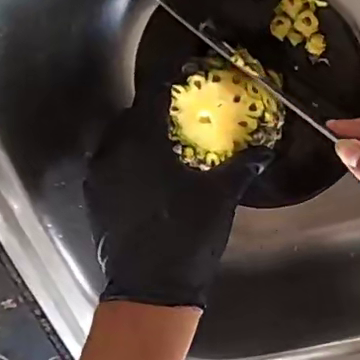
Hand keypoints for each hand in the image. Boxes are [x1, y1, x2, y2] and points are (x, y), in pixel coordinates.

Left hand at [86, 88, 270, 308]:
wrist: (152, 287)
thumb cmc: (188, 237)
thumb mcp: (220, 198)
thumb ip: (241, 168)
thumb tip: (263, 152)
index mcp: (143, 143)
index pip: (153, 93)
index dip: (170, 78)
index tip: (187, 72)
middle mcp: (113, 153)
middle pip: (134, 114)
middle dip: (158, 107)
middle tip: (183, 110)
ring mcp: (99, 177)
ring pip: (120, 140)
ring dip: (144, 134)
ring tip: (170, 141)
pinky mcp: (96, 198)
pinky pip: (113, 164)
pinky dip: (132, 158)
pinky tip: (153, 173)